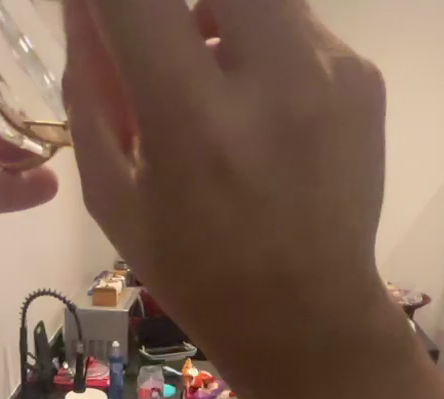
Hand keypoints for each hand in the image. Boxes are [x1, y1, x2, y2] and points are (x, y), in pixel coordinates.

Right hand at [62, 0, 400, 391]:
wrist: (307, 321)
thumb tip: (78, 6)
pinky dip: (264, 51)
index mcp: (192, 119)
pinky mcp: (364, 78)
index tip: (103, 13)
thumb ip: (90, 96)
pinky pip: (297, 27)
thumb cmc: (195, 277)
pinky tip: (263, 121)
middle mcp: (270, 74)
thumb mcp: (116, 206)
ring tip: (211, 87)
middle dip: (171, 0)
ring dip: (219, 16)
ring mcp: (329, 69)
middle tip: (159, 42)